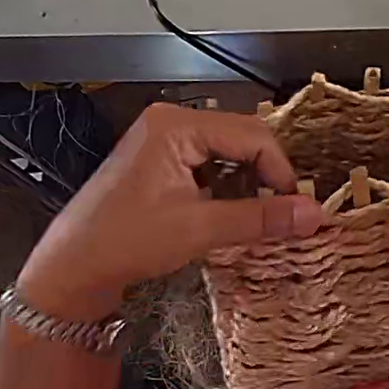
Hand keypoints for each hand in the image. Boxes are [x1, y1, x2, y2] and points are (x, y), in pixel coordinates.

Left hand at [18, 104, 323, 320]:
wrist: (74, 266)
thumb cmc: (127, 241)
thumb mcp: (201, 228)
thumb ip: (261, 218)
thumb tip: (314, 214)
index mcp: (178, 125)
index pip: (253, 136)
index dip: (281, 172)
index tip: (296, 208)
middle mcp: (172, 122)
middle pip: (243, 139)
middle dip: (267, 176)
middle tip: (282, 213)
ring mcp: (165, 140)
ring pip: (230, 154)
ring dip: (250, 183)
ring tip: (257, 216)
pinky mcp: (163, 161)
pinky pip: (212, 165)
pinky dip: (229, 188)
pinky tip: (231, 213)